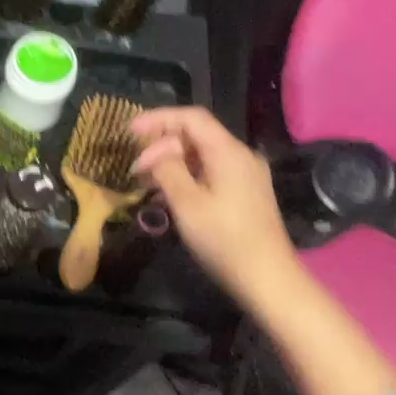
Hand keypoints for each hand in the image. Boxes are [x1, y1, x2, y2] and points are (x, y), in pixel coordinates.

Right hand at [130, 107, 299, 304]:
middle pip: (197, 136)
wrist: (266, 276)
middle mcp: (241, 156)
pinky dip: (187, 176)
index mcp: (228, 152)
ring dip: (173, 163)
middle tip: (134, 170)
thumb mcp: (187, 204)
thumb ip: (168, 171)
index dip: (158, 119)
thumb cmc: (224, 239)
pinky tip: (170, 194)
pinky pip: (211, 172)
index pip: (192, 118)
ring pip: (203, 155)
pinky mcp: (246, 193)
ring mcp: (246, 175)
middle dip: (162, 146)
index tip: (129, 131)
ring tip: (146, 182)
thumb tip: (155, 153)